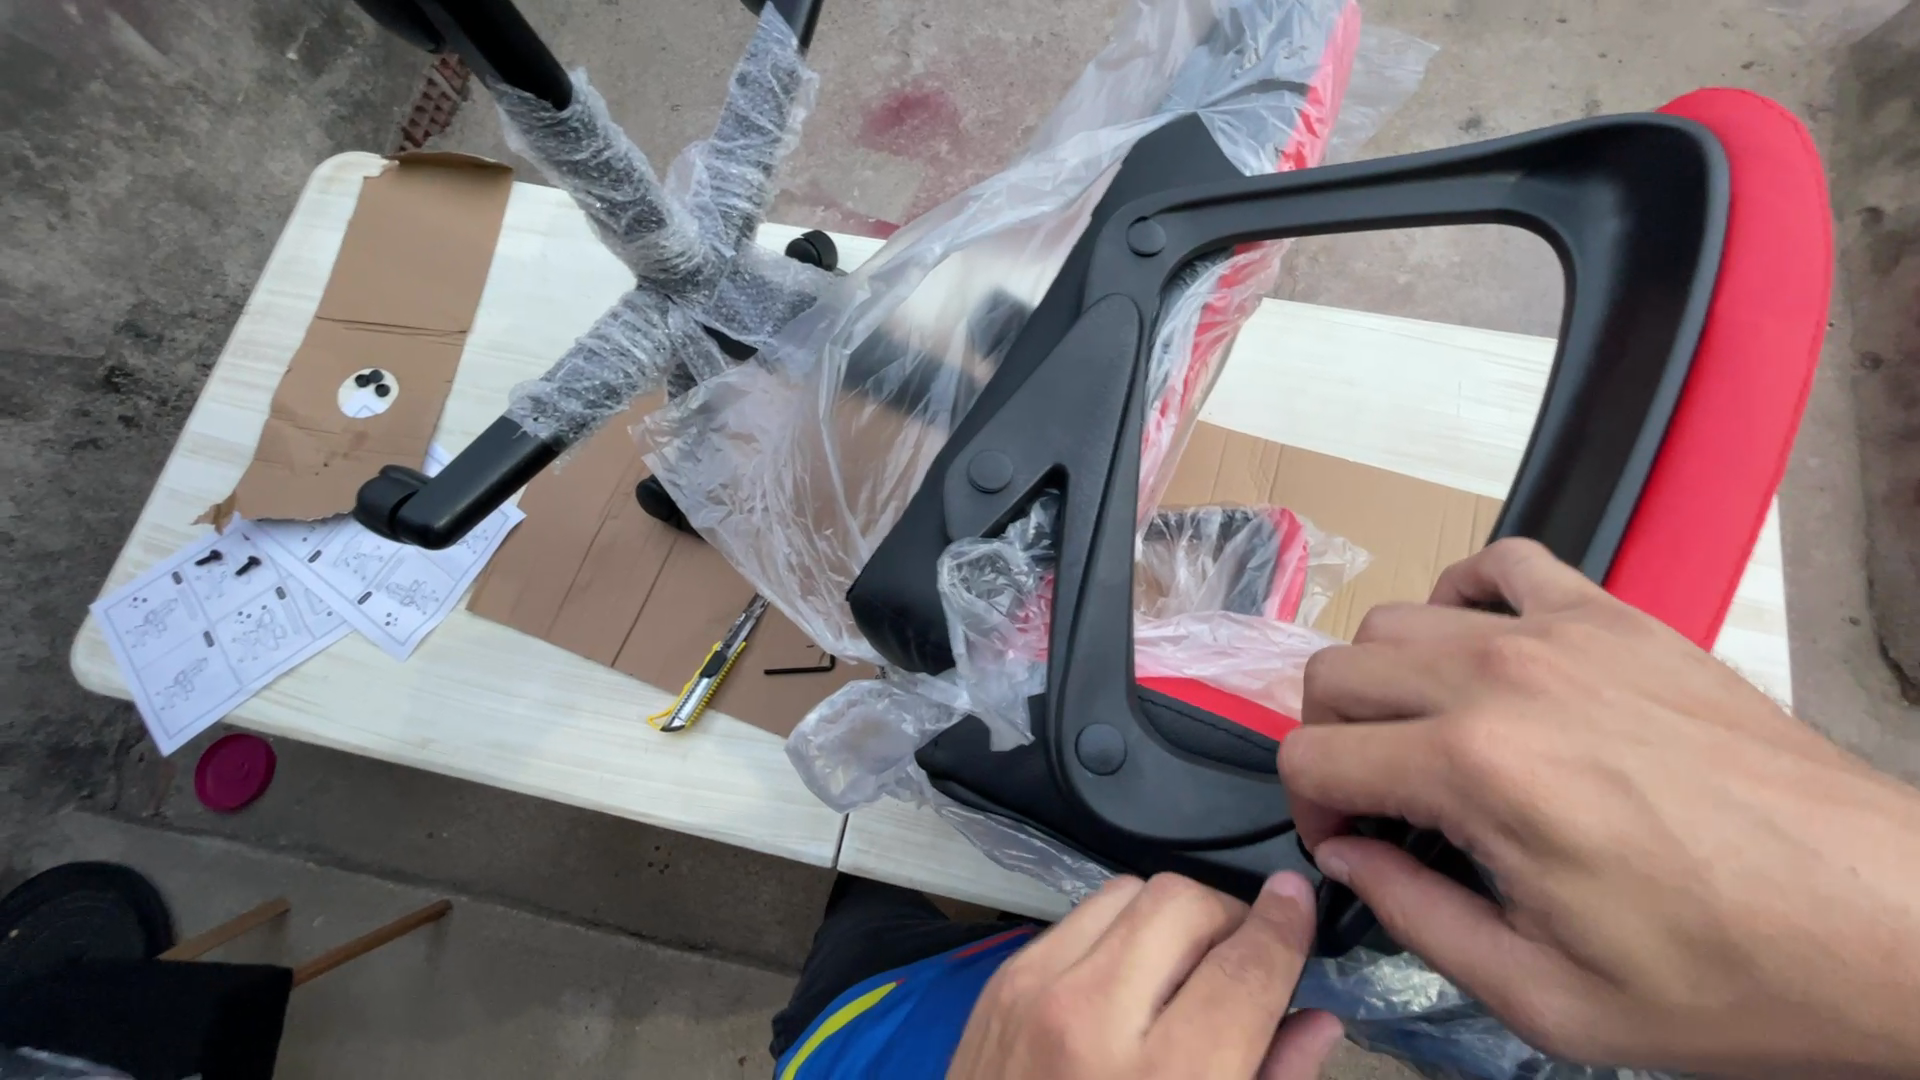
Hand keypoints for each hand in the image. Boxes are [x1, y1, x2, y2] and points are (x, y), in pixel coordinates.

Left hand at [948, 872, 1342, 1078]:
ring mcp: (1037, 984)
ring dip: (1171, 916)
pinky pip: (1082, 912)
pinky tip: (1130, 972)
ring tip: (1185, 963)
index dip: (1282, 927)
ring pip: (1129, 891)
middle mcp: (1092, 1015)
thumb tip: (1317, 1018)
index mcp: (1163, 1079)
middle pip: (1180, 903)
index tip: (1298, 898)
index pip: (1241, 972)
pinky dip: (1120, 927)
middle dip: (1226, 915)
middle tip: (1241, 953)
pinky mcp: (1005, 974)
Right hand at [1281, 538, 1919, 1077]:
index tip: (1351, 841)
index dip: (1310, 806)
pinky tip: (1481, 647)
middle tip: (1378, 790)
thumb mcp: (1548, 999)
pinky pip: (1497, 563)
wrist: (1907, 926)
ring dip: (1384, 680)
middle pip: (1331, 675)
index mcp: (1471, 769)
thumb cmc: (1727, 975)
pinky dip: (1463, 598)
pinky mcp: (1609, 614)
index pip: (1311, 756)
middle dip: (1331, 739)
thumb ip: (1411, 915)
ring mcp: (1551, 632)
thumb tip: (1344, 851)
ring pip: (1390, 622)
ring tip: (1429, 730)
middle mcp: (1491, 679)